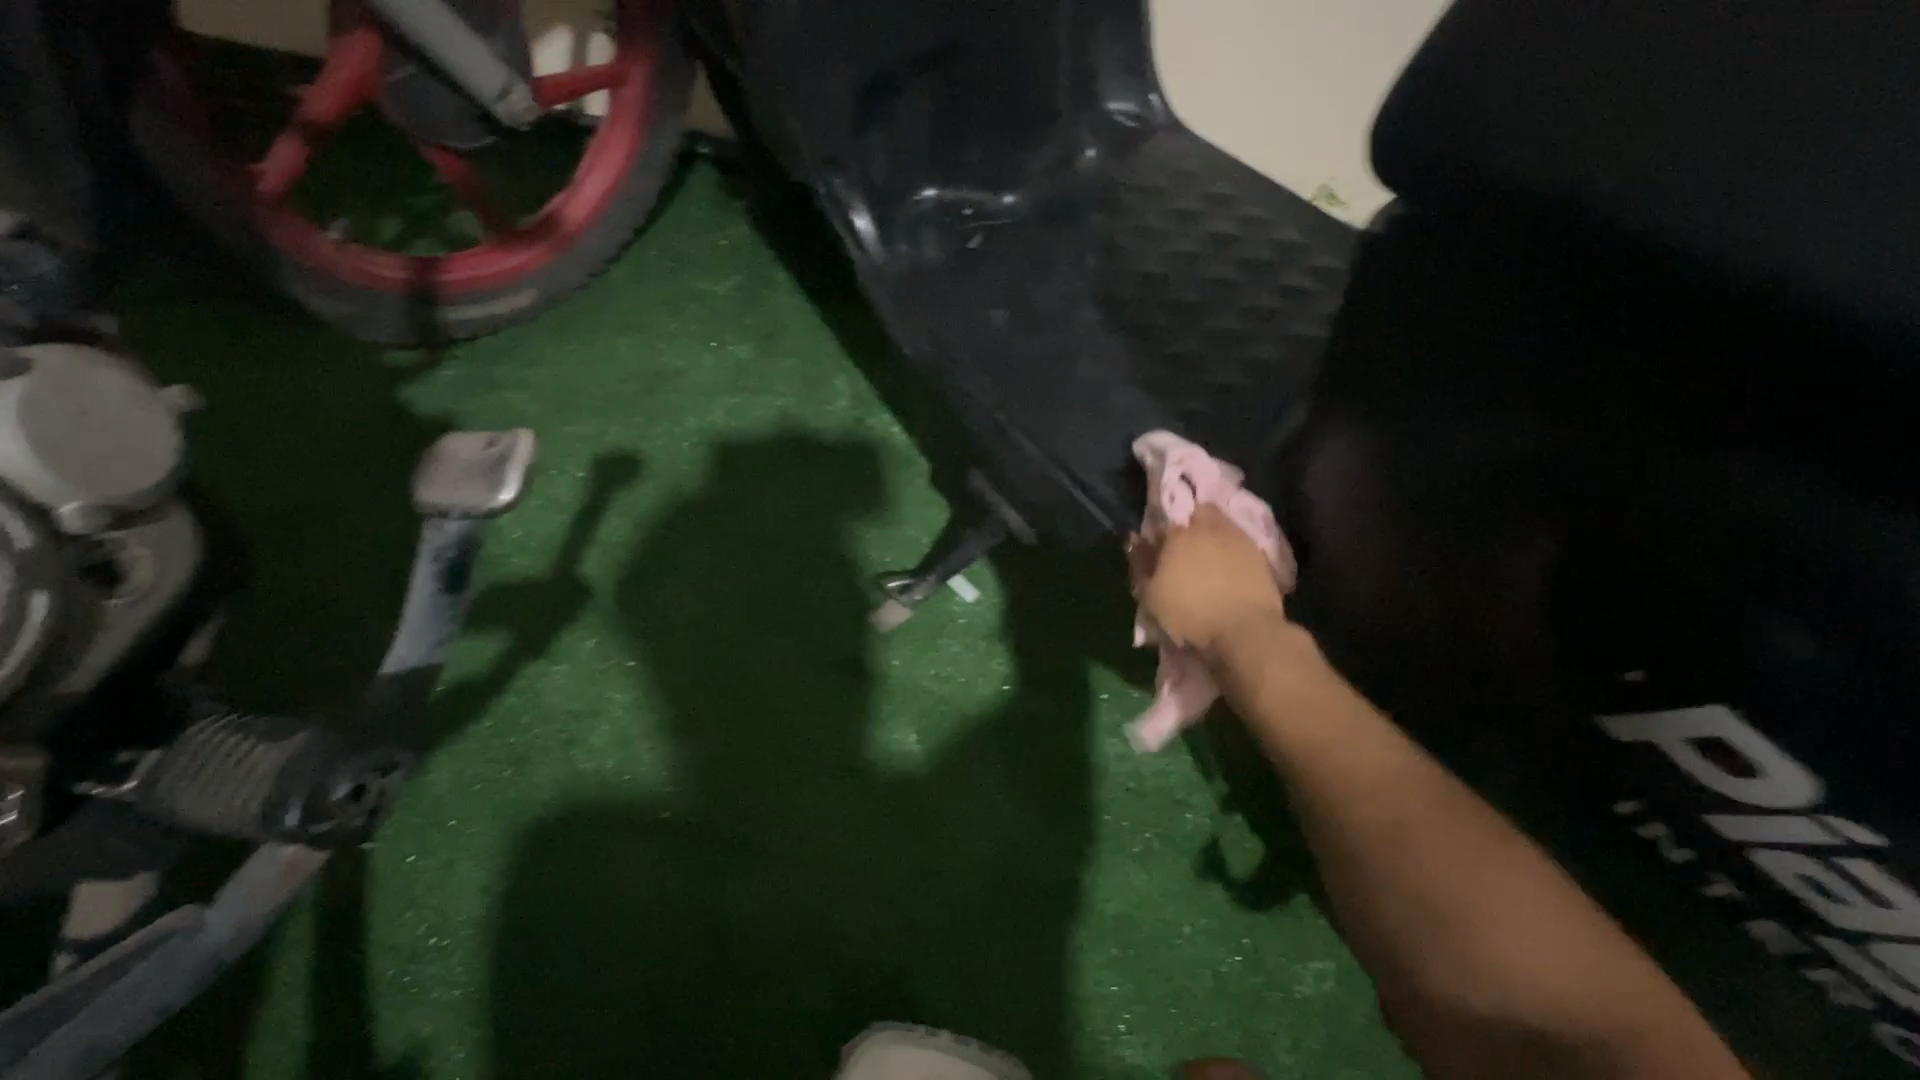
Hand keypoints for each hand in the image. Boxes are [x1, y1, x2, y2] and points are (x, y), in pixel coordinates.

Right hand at [1131, 505, 1288, 656]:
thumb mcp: (1151, 596)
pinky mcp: (1260, 556)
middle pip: (1199, 513)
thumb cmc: (1189, 615)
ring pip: (1223, 525)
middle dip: (1192, 524)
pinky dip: (1233, 551)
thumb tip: (1134, 538)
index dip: (1161, 536)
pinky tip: (1229, 571)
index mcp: (1178, 535)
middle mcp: (1209, 529)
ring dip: (1214, 535)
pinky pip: (1240, 544)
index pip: (1164, 522)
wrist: (1244, 632)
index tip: (1158, 552)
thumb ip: (1141, 563)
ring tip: (1209, 561)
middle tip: (1186, 550)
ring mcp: (1238, 540)